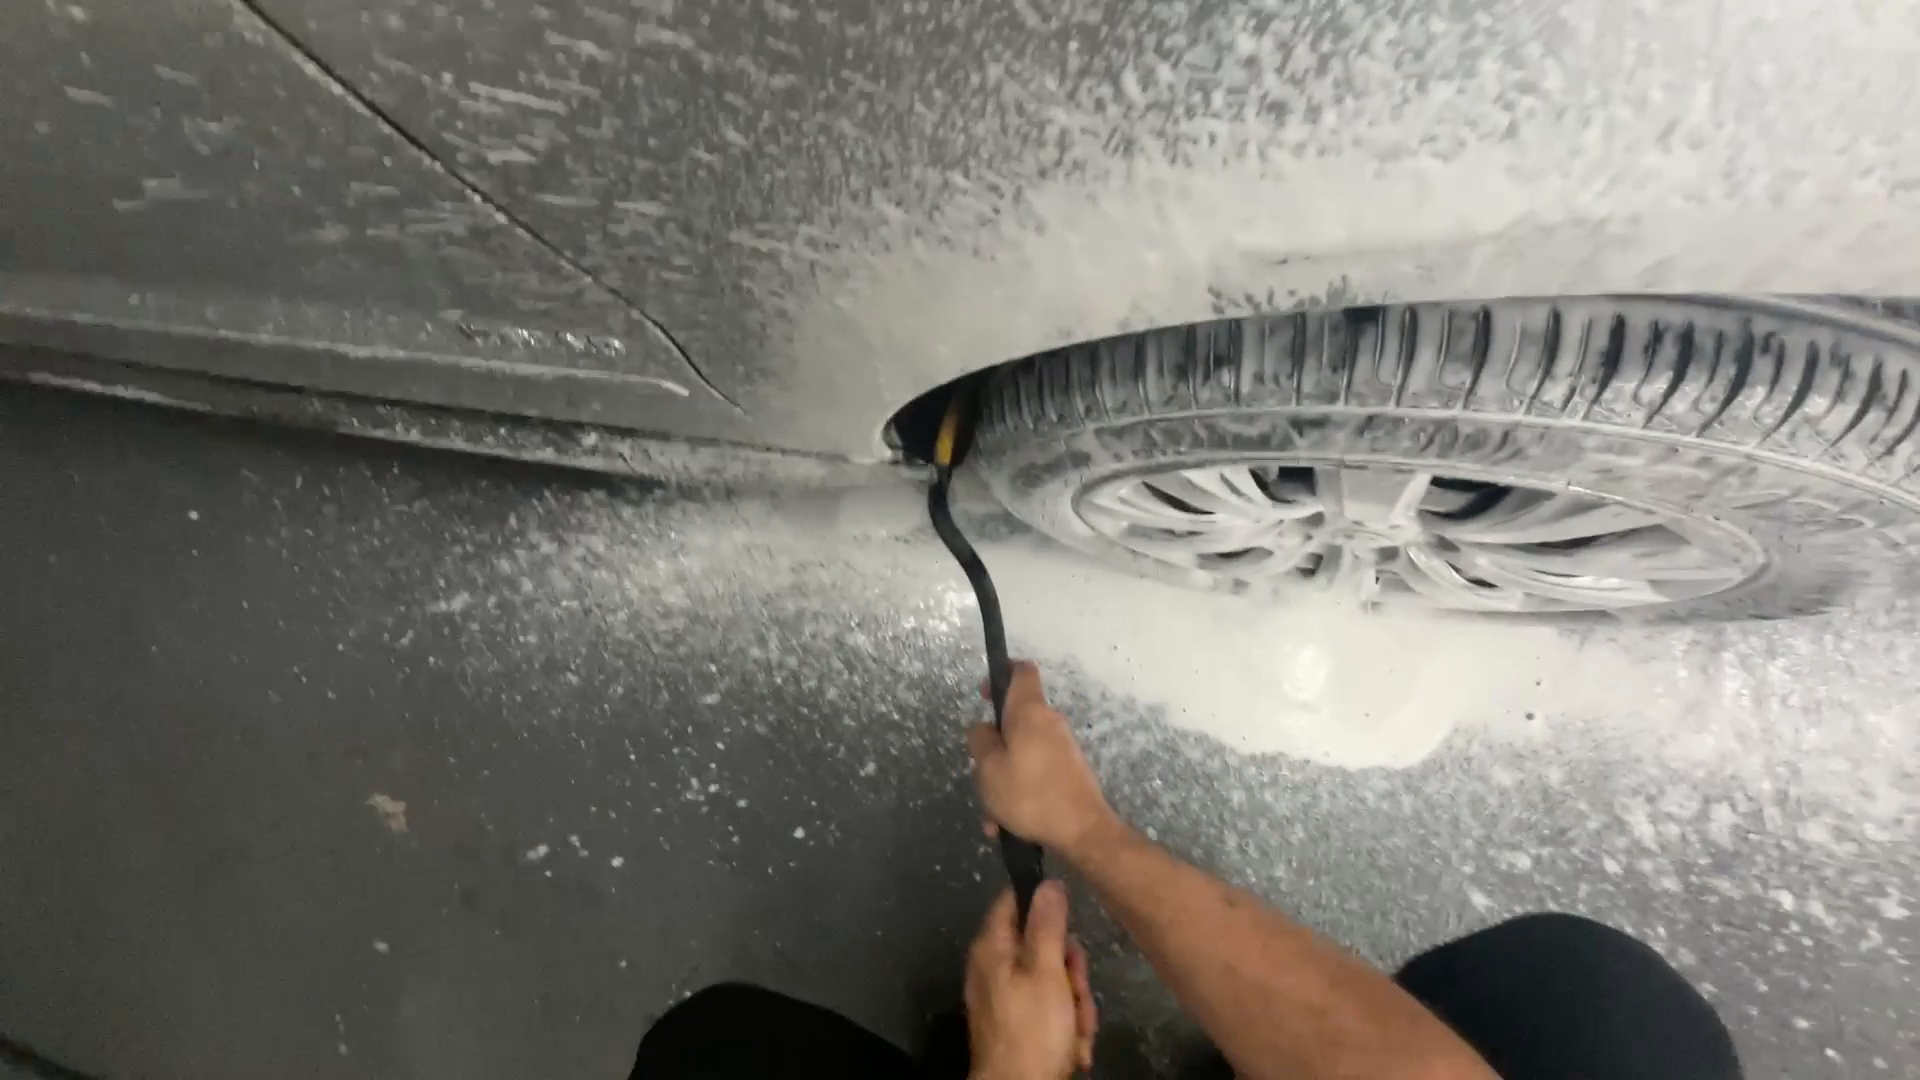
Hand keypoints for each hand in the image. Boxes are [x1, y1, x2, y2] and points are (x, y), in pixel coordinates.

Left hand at [966, 882, 1097, 1078]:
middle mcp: (993, 966)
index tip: (1069, 928)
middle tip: (1078, 992)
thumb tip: (1049, 882)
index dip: (1046, 908)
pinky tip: (1073, 1047)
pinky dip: (1064, 1026)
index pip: (1015, 900)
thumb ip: (1048, 924)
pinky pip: (1046, 1010)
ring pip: (1051, 981)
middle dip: (1070, 971)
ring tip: (1078, 1031)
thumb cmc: (1032, 1030)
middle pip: (1041, 945)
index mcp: (992, 946)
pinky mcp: (1015, 1026)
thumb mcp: (1046, 971)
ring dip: (1074, 1004)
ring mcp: (1003, 998)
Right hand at [968, 662, 1115, 855]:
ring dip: (1002, 780)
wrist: (1083, 833)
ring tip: (992, 817)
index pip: (1021, 671)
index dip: (1001, 673)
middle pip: (1014, 721)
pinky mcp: (1067, 771)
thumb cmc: (1031, 794)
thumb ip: (980, 741)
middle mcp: (1049, 723)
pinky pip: (1033, 773)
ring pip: (1020, 754)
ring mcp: (1061, 748)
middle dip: (993, 747)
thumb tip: (985, 729)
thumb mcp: (989, 768)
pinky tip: (1006, 825)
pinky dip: (1018, 793)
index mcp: (1030, 712)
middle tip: (980, 773)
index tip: (984, 694)